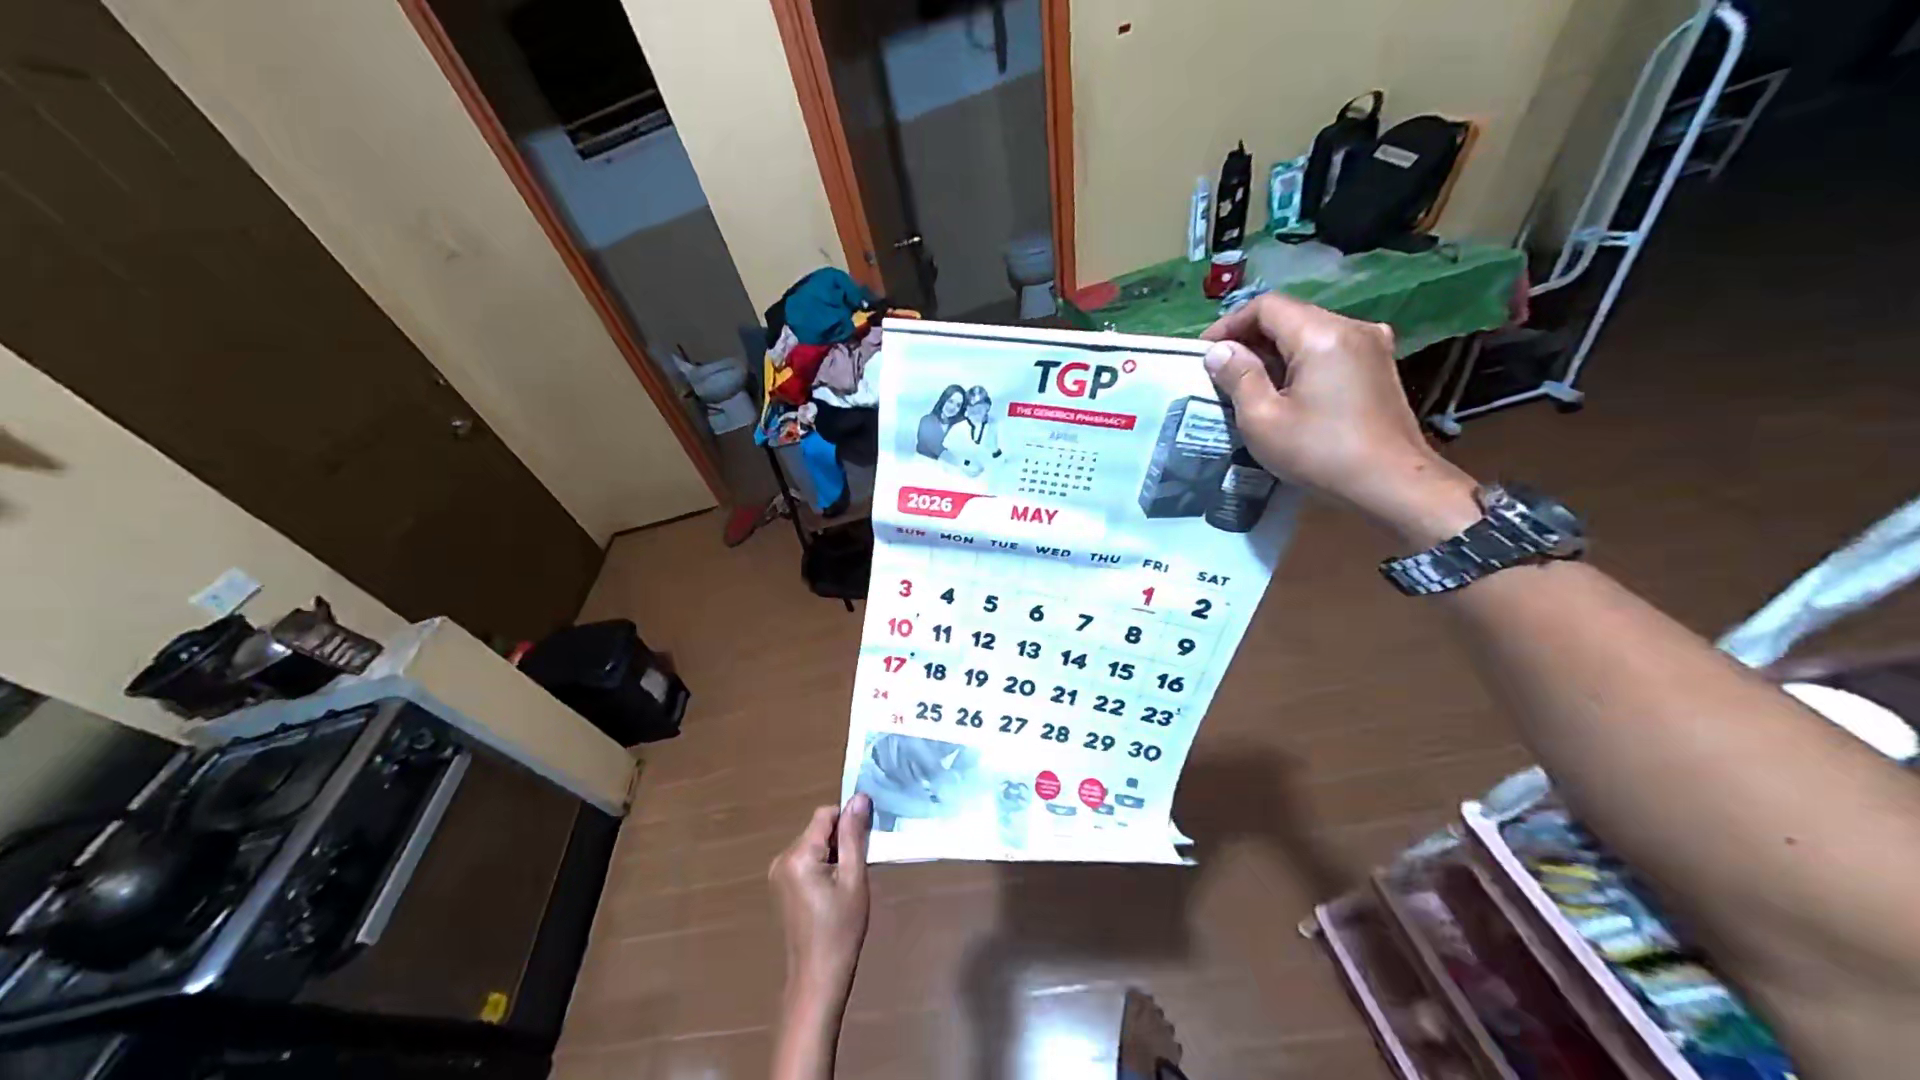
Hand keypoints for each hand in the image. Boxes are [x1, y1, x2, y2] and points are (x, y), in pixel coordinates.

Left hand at [769, 795, 872, 999]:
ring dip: (832, 854)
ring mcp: (778, 874)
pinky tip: (832, 893)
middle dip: (840, 840)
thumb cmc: (841, 928)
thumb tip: (860, 797)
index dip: (848, 821)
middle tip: (857, 869)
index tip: (865, 842)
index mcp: (798, 854)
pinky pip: (805, 861)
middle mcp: (782, 858)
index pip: (825, 814)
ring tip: (845, 884)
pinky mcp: (780, 887)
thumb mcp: (854, 878)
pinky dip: (821, 867)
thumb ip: (855, 835)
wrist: (817, 977)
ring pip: (813, 845)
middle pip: (818, 830)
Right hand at [1201, 293, 1478, 544]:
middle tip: (1223, 370)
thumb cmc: (1320, 453)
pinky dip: (1301, 361)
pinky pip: (1330, 349)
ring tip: (1249, 382)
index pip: (1266, 306)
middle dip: (1251, 338)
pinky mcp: (1378, 366)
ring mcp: (1372, 345)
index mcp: (1322, 334)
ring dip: (1275, 350)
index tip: (1206, 353)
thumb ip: (1238, 377)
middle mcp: (1351, 328)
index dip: (1229, 324)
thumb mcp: (1262, 419)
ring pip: (1310, 332)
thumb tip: (1219, 351)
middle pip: (1290, 316)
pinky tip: (1287, 390)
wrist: (1392, 484)